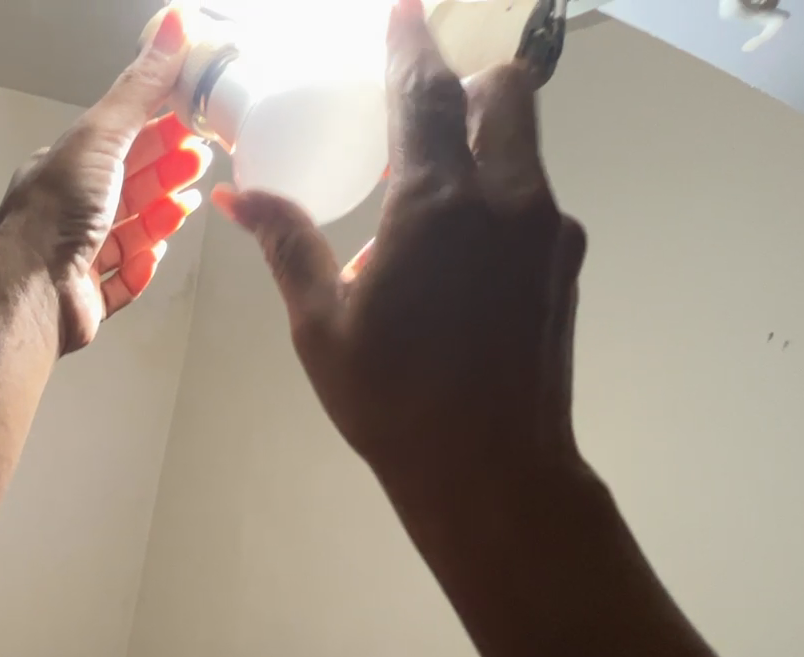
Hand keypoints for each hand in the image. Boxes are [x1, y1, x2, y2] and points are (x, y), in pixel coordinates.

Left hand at [0, 9, 209, 354]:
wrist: (28, 294)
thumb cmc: (54, 215)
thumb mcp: (99, 139)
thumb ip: (139, 90)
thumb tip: (172, 24)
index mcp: (63, 171)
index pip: (117, 144)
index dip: (157, 132)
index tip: (193, 125)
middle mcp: (67, 213)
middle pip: (126, 189)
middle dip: (165, 174)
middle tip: (200, 162)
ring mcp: (75, 258)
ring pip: (126, 235)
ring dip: (158, 219)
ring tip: (188, 206)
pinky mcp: (85, 298)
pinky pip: (120, 280)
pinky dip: (139, 267)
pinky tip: (155, 253)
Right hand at [216, 0, 587, 501]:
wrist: (486, 464)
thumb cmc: (386, 397)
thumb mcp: (320, 324)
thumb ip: (288, 245)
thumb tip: (238, 195)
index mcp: (434, 206)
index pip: (424, 94)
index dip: (408, 45)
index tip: (402, 10)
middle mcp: (506, 197)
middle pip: (506, 93)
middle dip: (464, 86)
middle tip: (418, 121)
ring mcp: (547, 228)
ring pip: (525, 147)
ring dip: (480, 149)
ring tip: (426, 217)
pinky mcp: (565, 263)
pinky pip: (533, 201)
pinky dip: (496, 203)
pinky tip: (458, 268)